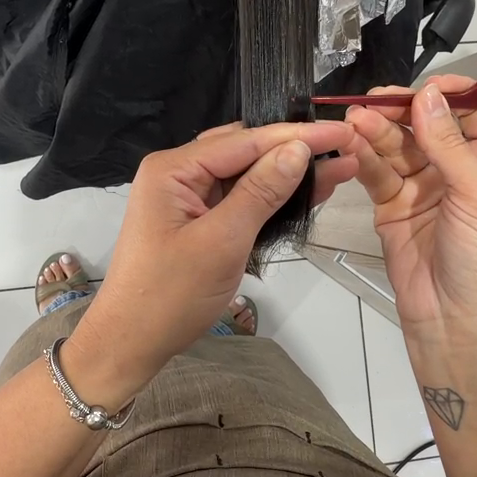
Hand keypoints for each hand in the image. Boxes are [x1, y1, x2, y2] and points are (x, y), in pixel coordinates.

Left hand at [70, 120, 358, 392]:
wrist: (130, 343)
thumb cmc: (170, 295)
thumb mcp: (222, 241)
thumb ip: (261, 192)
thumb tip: (299, 149)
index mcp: (174, 169)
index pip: (245, 140)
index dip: (296, 136)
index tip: (342, 132)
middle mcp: (178, 173)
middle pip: (245, 150)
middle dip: (296, 149)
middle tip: (346, 148)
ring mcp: (187, 197)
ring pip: (246, 174)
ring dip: (289, 173)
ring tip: (340, 168)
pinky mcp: (197, 220)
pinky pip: (239, 198)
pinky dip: (272, 197)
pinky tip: (307, 192)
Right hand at [346, 77, 476, 336]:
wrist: (455, 324)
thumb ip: (449, 143)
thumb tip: (427, 95)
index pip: (475, 112)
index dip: (450, 95)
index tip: (422, 88)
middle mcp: (459, 169)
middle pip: (428, 124)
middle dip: (402, 110)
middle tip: (373, 101)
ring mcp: (423, 186)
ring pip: (398, 145)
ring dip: (377, 131)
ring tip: (354, 119)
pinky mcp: (392, 205)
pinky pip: (377, 171)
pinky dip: (364, 156)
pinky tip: (351, 140)